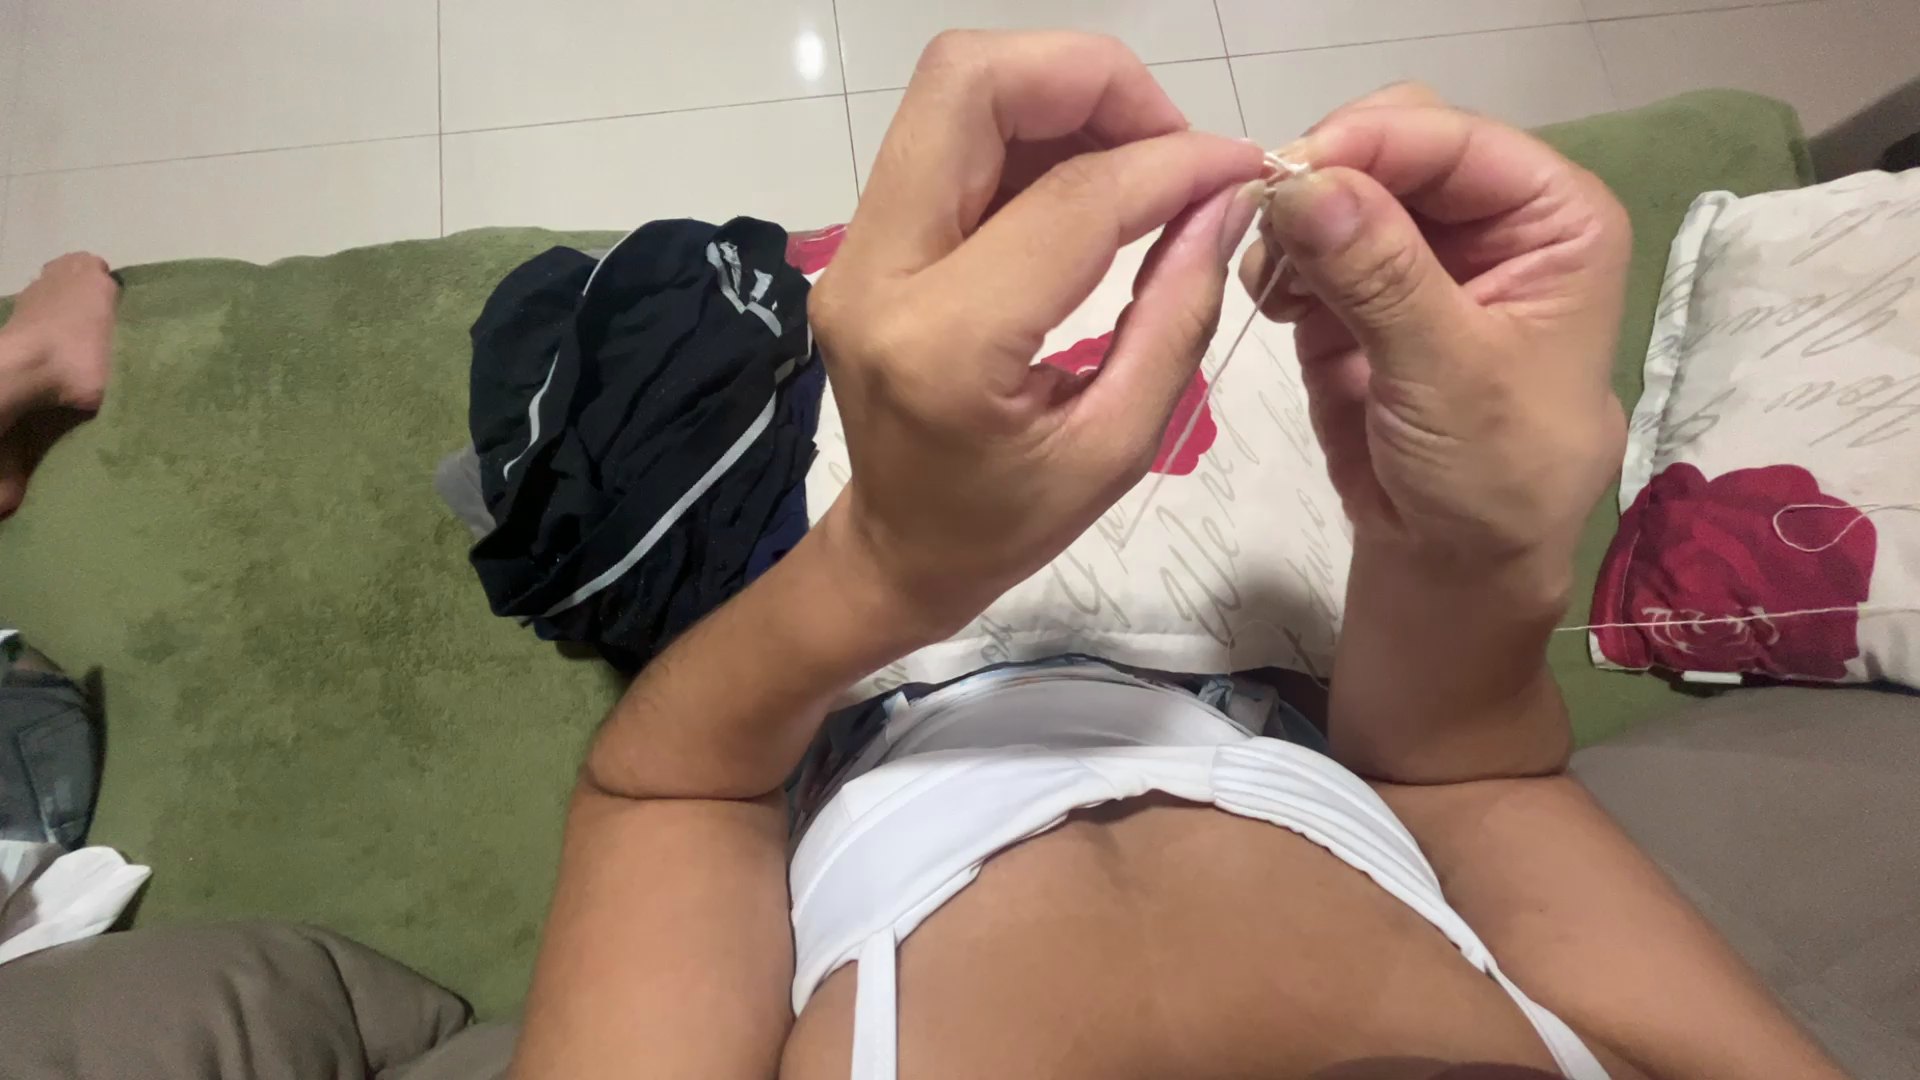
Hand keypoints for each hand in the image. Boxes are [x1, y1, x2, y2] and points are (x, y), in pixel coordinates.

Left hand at [811, 31, 1266, 635]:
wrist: (900, 550)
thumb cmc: (1006, 526)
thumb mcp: (1114, 447)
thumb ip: (1175, 317)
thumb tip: (1220, 198)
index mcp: (944, 346)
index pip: (1071, 201)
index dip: (1170, 164)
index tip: (1237, 170)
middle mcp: (876, 278)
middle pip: (969, 86)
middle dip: (1091, 81)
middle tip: (1167, 145)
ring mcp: (853, 259)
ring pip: (949, 100)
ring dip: (1055, 101)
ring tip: (1132, 165)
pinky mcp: (859, 254)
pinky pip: (940, 147)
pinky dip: (1021, 139)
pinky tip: (1077, 187)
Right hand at [1239, 84, 1629, 606]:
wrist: (1442, 550)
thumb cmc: (1487, 468)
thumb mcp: (1447, 371)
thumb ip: (1379, 276)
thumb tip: (1300, 187)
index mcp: (1543, 220)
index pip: (1450, 142)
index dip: (1368, 144)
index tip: (1284, 175)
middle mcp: (1474, 229)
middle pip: (1386, 155)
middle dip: (1321, 183)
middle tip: (1263, 228)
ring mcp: (1405, 267)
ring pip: (1332, 203)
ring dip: (1288, 232)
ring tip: (1270, 290)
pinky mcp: (1348, 308)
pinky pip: (1301, 261)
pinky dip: (1275, 271)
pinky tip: (1272, 307)